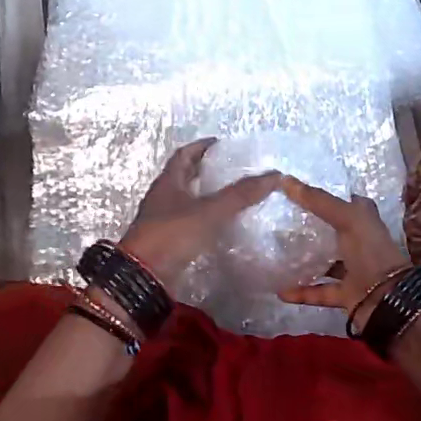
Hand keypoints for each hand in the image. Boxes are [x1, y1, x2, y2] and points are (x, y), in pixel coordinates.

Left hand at [119, 139, 280, 287]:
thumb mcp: (210, 211)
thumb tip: (275, 175)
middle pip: (183, 176)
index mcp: (168, 182)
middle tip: (229, 169)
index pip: (183, 155)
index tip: (220, 144)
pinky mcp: (167, 241)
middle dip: (203, 170)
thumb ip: (241, 194)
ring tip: (229, 195)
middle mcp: (162, 198)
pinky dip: (202, 218)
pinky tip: (218, 224)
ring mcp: (162, 220)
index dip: (201, 147)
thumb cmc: (173, 234)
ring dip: (204, 195)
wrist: (145, 276)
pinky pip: (187, 222)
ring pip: (185, 200)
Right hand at [276, 177, 408, 319]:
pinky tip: (280, 290)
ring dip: (303, 261)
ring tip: (275, 255)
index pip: (345, 202)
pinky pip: (319, 291)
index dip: (324, 196)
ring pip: (324, 262)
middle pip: (331, 232)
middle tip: (278, 223)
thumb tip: (285, 180)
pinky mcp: (346, 294)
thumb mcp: (347, 218)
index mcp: (364, 221)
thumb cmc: (370, 251)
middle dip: (308, 228)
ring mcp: (353, 270)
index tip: (295, 192)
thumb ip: (318, 200)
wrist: (388, 299)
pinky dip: (301, 292)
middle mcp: (359, 243)